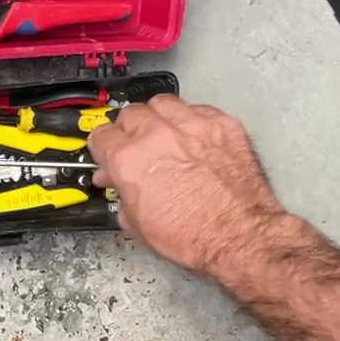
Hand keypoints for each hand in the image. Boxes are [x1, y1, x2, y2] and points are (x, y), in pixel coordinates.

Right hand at [88, 94, 290, 277]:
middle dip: (127, 130)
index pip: (101, 136)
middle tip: (133, 145)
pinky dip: (192, 120)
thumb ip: (122, 194)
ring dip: (157, 116)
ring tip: (161, 133)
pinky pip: (199, 109)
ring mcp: (192, 126)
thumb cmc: (192, 235)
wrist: (238, 237)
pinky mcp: (223, 126)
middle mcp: (157, 135)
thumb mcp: (137, 222)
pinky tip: (193, 137)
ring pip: (163, 103)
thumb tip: (120, 184)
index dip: (101, 147)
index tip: (106, 152)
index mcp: (128, 159)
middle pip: (130, 113)